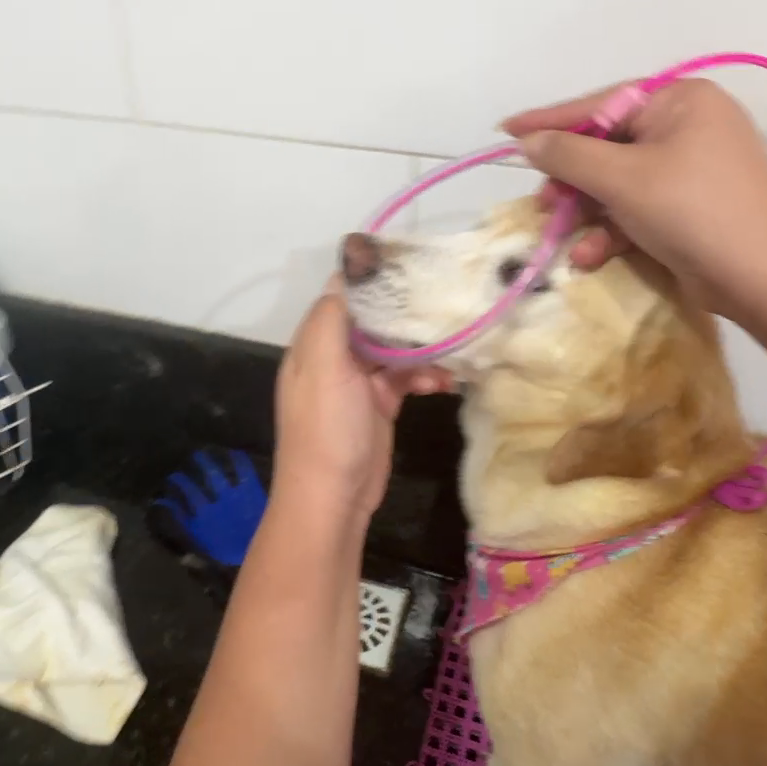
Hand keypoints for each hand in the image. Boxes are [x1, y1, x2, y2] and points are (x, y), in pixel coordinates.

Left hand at [273, 285, 450, 516]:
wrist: (333, 499)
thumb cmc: (325, 428)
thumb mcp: (324, 366)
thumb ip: (332, 319)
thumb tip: (346, 273)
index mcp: (314, 344)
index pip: (342, 298)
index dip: (372, 281)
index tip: (410, 266)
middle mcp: (333, 358)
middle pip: (372, 321)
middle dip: (404, 313)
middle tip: (444, 300)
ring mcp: (357, 383)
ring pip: (392, 349)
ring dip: (420, 347)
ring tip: (452, 344)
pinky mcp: (379, 405)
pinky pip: (404, 378)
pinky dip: (425, 376)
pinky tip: (446, 381)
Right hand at [503, 79, 766, 319]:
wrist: (766, 277)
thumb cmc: (693, 210)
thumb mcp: (622, 178)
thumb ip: (569, 155)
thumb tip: (529, 141)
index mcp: (679, 101)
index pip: (599, 104)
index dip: (549, 121)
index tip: (505, 131)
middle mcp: (686, 126)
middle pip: (606, 146)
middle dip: (571, 180)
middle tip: (541, 202)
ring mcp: (689, 169)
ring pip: (616, 182)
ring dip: (586, 212)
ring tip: (560, 233)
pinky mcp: (688, 207)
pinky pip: (636, 209)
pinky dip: (611, 231)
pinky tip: (590, 256)